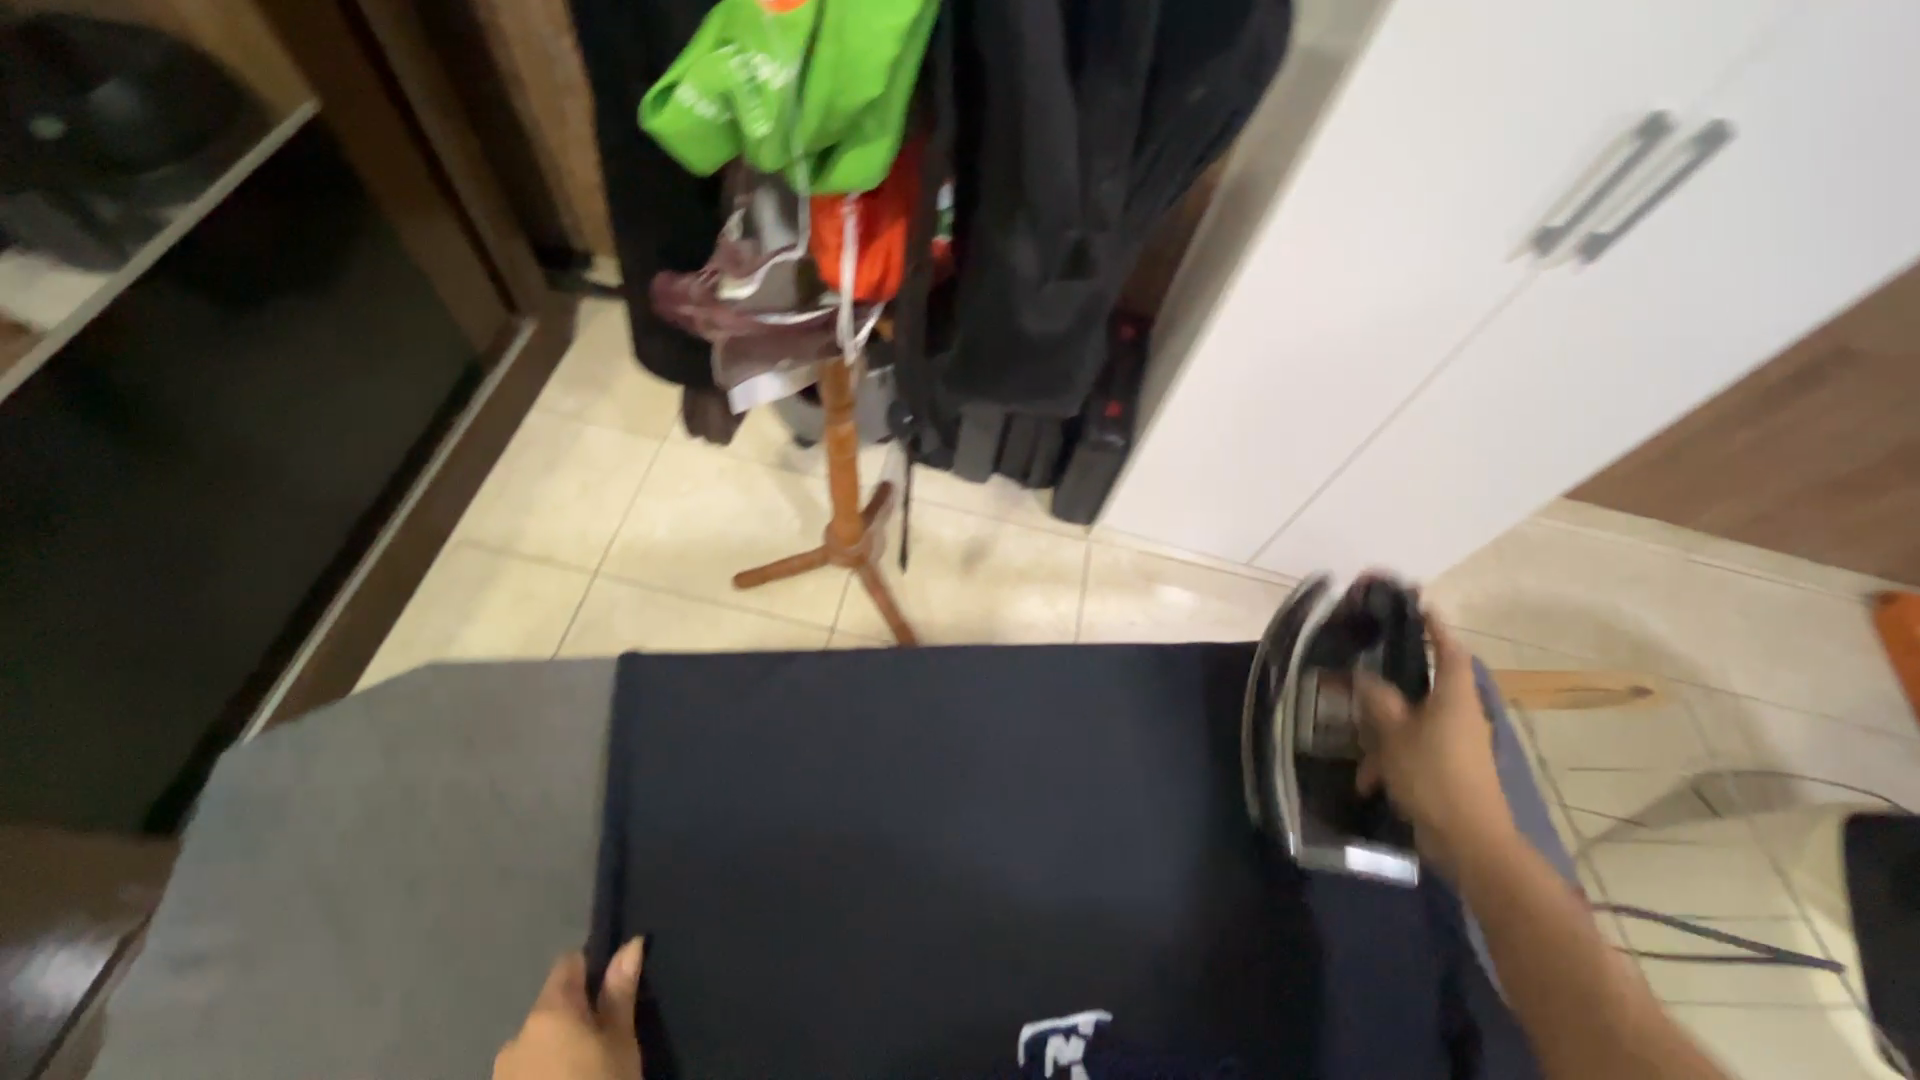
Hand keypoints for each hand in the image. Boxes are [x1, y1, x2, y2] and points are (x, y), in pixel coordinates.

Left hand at [494, 939, 645, 1079]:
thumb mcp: (621, 1043)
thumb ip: (620, 993)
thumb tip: (630, 945)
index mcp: (549, 1012)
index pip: (568, 964)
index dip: (592, 968)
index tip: (613, 987)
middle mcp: (517, 1035)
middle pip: (553, 1008)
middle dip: (577, 1017)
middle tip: (607, 1040)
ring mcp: (502, 1072)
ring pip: (539, 1043)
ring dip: (559, 1049)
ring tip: (587, 1073)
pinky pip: (527, 1072)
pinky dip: (546, 1074)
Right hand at [1354, 613, 1516, 875]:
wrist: (1470, 840)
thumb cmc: (1433, 776)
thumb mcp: (1394, 733)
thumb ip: (1377, 699)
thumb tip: (1364, 675)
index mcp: (1454, 696)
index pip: (1449, 649)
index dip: (1435, 627)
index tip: (1419, 607)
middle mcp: (1461, 714)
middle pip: (1425, 687)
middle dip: (1389, 690)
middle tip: (1359, 680)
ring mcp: (1458, 743)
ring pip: (1413, 723)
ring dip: (1384, 736)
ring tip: (1357, 752)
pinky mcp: (1451, 768)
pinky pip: (1415, 752)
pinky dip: (1392, 761)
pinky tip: (1368, 782)